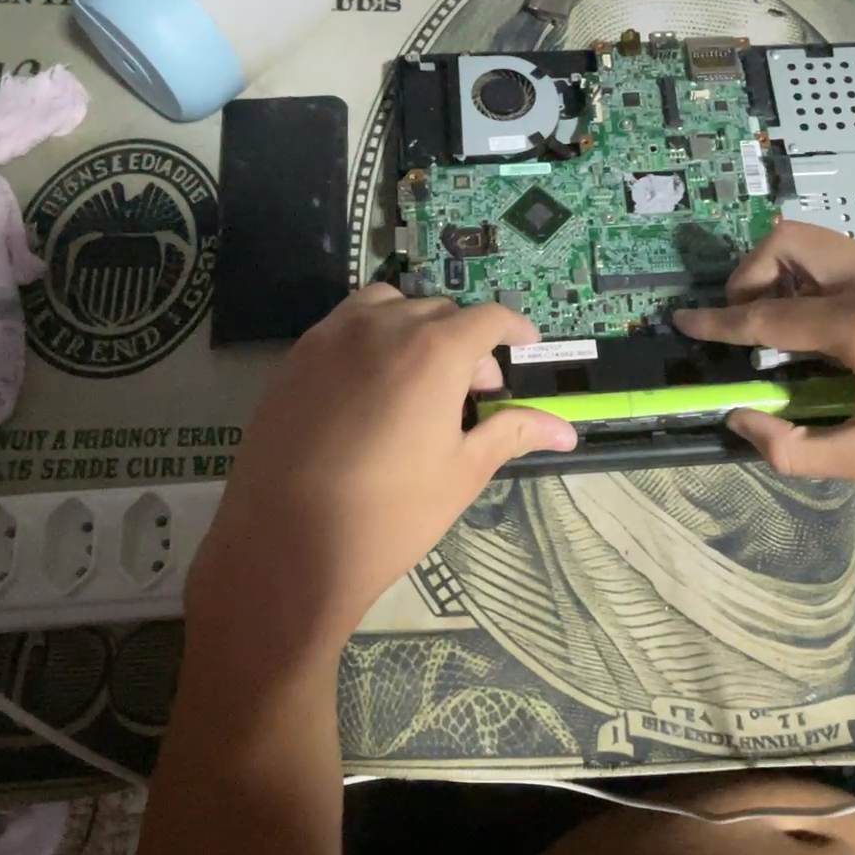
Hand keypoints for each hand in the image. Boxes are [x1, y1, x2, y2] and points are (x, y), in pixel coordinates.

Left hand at [193, 286, 576, 636]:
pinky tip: (372, 391)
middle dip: (468, 343)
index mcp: (434, 352)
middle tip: (473, 394)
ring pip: (389, 307)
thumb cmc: (390, 514)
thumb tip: (566, 431)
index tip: (526, 348)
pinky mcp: (295, 359)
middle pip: (441, 312)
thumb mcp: (463, 473)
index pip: (488, 318)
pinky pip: (345, 326)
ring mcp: (331, 338)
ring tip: (420, 381)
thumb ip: (513, 433)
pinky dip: (373, 339)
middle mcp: (382, 327)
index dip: (515, 330)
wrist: (287, 546)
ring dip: (417, 330)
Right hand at [673, 222, 854, 503]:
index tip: (681, 319)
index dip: (715, 323)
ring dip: (789, 276)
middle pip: (789, 241)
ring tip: (791, 330)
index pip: (766, 317)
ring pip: (826, 244)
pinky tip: (848, 330)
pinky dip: (830, 283)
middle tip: (744, 323)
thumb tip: (740, 419)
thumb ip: (791, 447)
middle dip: (749, 275)